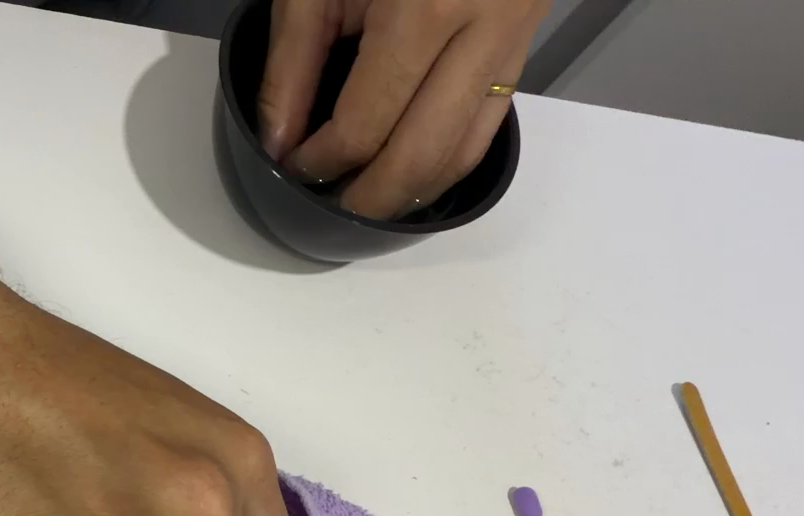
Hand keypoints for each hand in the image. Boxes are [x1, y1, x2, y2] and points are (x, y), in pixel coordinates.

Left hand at [258, 0, 548, 218]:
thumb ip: (291, 69)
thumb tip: (277, 146)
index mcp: (428, 5)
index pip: (364, 128)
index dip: (320, 164)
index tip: (294, 167)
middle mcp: (486, 21)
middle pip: (420, 155)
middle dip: (367, 198)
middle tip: (329, 208)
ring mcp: (517, 30)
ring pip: (463, 150)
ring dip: (410, 193)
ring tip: (363, 202)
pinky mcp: (527, 35)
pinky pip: (489, 123)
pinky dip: (445, 161)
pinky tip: (409, 173)